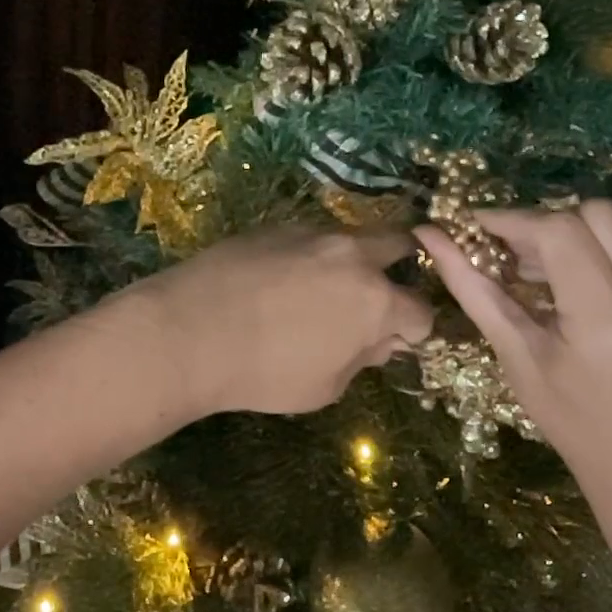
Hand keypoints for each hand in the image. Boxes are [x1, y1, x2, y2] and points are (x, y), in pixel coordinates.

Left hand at [107, 228, 433, 416]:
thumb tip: (378, 340)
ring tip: (321, 291)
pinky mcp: (276, 225)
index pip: (422, 310)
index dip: (413, 330)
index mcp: (375, 298)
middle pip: (399, 245)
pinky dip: (310, 256)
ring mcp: (312, 232)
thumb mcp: (325, 386)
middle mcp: (352, 254)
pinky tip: (281, 281)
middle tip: (375, 297)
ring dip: (351, 261)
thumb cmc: (264, 372)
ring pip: (351, 238)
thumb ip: (362, 357)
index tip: (393, 341)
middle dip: (398, 269)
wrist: (190, 329)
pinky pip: (310, 238)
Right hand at [415, 201, 611, 499]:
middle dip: (550, 223)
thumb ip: (474, 290)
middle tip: (517, 255)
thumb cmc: (577, 427)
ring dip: (579, 244)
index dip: (513, 219)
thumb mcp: (519, 360)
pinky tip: (591, 309)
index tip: (479, 228)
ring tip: (547, 282)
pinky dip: (607, 270)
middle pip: (598, 214)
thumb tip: (429, 235)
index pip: (559, 231)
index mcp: (608, 322)